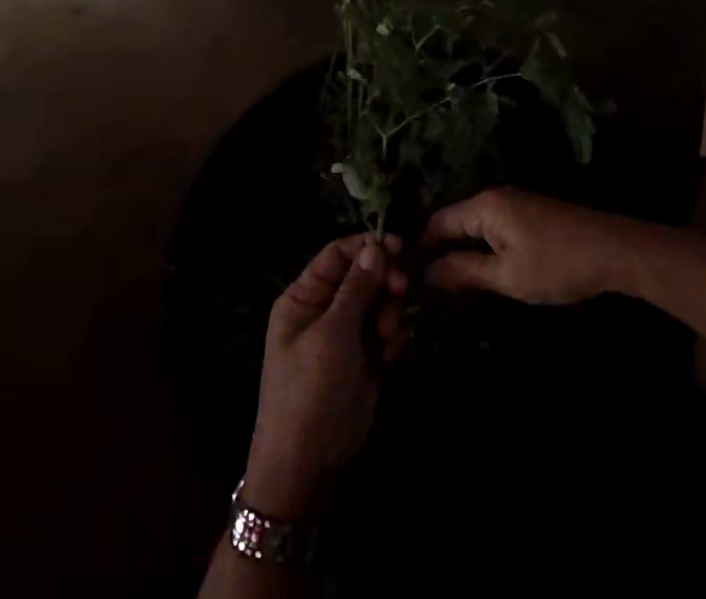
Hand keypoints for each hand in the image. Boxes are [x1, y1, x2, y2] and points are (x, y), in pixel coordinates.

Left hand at [243, 233, 408, 518]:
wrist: (311, 459)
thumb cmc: (311, 388)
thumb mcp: (332, 334)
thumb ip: (356, 288)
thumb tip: (375, 246)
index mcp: (304, 297)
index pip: (337, 256)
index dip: (367, 247)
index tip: (400, 246)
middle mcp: (324, 310)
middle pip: (363, 276)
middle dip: (384, 283)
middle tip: (401, 292)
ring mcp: (346, 335)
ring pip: (380, 303)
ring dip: (390, 313)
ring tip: (386, 338)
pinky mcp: (366, 357)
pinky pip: (387, 330)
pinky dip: (393, 338)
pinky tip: (389, 356)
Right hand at [422, 188, 639, 304]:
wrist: (617, 251)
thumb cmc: (558, 265)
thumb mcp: (507, 276)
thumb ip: (463, 272)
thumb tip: (425, 273)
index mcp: (484, 206)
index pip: (437, 224)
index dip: (419, 249)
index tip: (404, 277)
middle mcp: (494, 197)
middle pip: (453, 223)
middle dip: (437, 252)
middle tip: (422, 286)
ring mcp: (514, 203)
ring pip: (473, 227)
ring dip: (459, 252)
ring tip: (445, 284)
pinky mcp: (529, 214)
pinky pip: (492, 229)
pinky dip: (480, 248)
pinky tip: (477, 271)